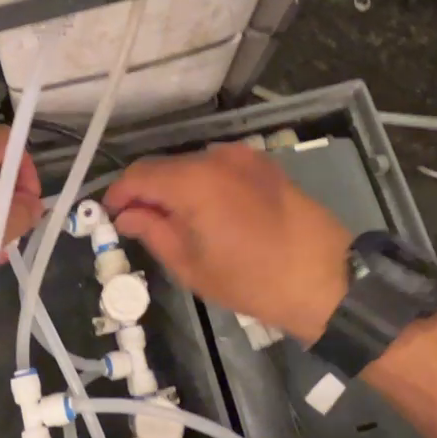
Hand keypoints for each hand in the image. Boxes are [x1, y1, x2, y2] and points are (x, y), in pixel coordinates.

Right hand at [103, 143, 349, 343]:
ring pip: (192, 165)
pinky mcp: (265, 166)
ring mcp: (244, 157)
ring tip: (175, 221)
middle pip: (165, 166)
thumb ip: (152, 231)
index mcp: (193, 181)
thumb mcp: (191, 264)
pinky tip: (208, 213)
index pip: (139, 175)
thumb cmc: (252, 280)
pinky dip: (203, 184)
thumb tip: (127, 216)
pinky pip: (219, 168)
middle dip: (146, 191)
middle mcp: (216, 158)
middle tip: (138, 223)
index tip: (110, 215)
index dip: (118, 194)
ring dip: (175, 187)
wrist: (326, 280)